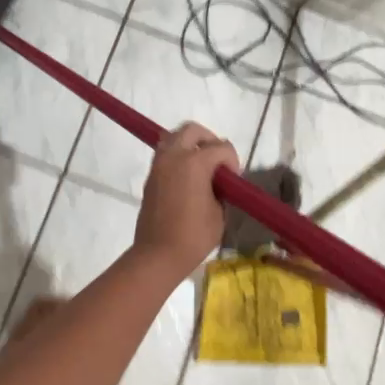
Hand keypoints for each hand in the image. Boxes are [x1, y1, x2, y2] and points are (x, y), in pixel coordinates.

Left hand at [134, 122, 234, 271]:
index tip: (233, 179)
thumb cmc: (194, 236)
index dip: (232, 161)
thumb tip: (218, 183)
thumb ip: (221, 189)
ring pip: (174, 137)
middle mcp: (174, 156)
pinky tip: (188, 177)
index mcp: (194, 162)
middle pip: (193, 130)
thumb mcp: (220, 213)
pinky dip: (178, 156)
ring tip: (202, 166)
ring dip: (191, 145)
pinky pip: (165, 153)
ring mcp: (159, 164)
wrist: (158, 254)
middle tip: (218, 161)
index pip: (221, 147)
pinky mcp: (151, 176)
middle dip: (209, 140)